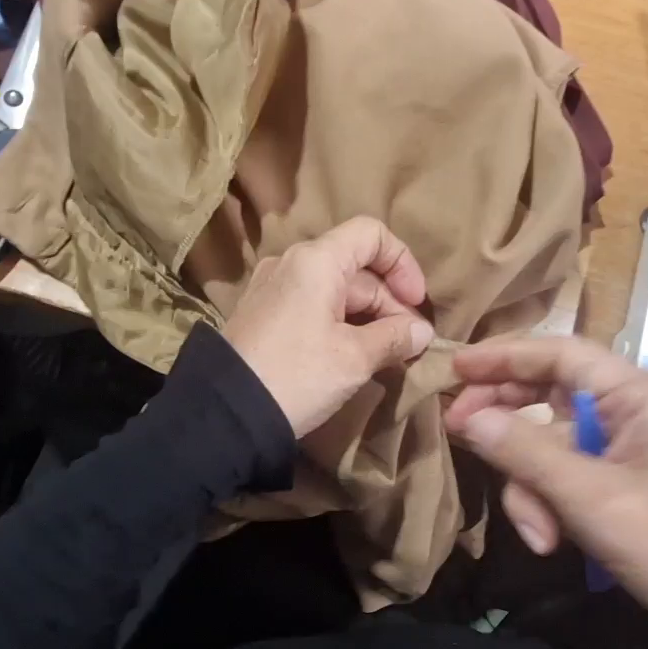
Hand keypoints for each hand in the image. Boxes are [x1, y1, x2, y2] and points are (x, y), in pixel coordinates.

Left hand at [222, 217, 434, 437]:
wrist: (225, 413)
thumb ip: (394, 337)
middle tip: (410, 345)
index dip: (403, 263)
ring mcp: (273, 288)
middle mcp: (291, 264)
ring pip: (335, 290)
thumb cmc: (297, 376)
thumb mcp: (354, 359)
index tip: (416, 304)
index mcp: (316, 261)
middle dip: (389, 303)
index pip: (371, 235)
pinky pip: (312, 307)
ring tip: (387, 356)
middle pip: (356, 268)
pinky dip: (340, 324)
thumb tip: (422, 331)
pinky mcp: (263, 315)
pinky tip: (354, 357)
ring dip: (367, 317)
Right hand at [445, 336, 647, 622]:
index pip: (563, 354)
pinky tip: (552, 539)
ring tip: (538, 533)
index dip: (505, 357)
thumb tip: (468, 418)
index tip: (455, 368)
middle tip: (459, 432)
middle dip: (508, 424)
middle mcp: (639, 410)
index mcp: (644, 395)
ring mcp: (634, 446)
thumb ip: (523, 452)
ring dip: (532, 485)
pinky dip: (553, 501)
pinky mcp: (629, 479)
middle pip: (553, 396)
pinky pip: (572, 473)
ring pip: (555, 444)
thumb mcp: (588, 498)